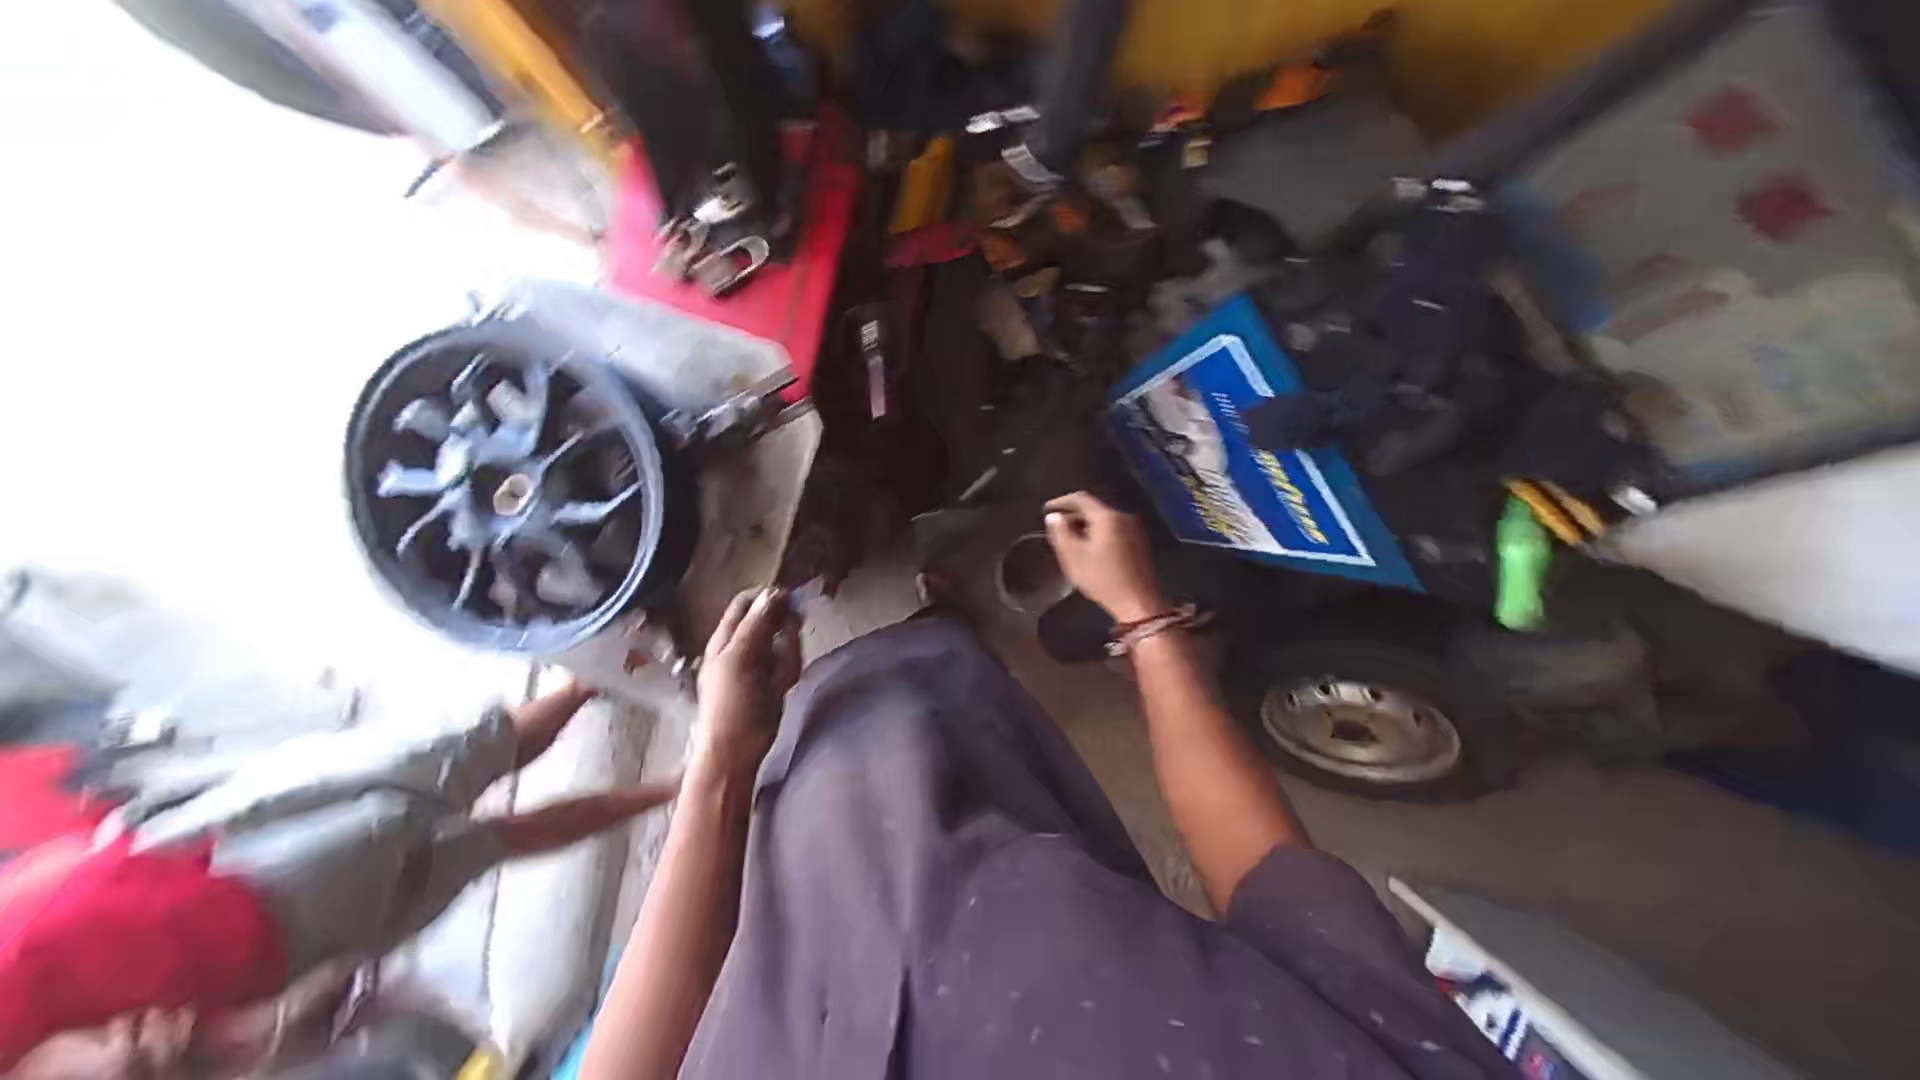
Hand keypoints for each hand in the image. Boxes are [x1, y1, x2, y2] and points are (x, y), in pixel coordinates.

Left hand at [693, 587, 801, 776]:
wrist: (735, 752)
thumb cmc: (730, 705)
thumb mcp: (740, 658)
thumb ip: (756, 624)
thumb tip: (774, 592)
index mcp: (725, 637)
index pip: (747, 602)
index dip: (767, 597)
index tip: (789, 601)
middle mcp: (743, 644)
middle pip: (772, 619)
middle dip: (784, 630)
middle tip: (785, 646)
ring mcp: (760, 662)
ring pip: (785, 641)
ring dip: (788, 654)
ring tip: (779, 677)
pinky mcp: (774, 680)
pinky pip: (789, 662)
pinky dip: (789, 670)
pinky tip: (782, 685)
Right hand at [1043, 492, 1170, 623]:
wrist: (1139, 601)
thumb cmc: (1102, 578)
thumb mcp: (1074, 556)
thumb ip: (1060, 532)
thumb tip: (1053, 516)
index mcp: (1107, 517)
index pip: (1081, 499)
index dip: (1061, 502)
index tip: (1046, 510)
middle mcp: (1123, 517)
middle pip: (1094, 509)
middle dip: (1073, 516)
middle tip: (1056, 528)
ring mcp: (1134, 529)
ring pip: (1104, 520)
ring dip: (1085, 526)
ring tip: (1070, 540)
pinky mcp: (1139, 542)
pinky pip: (1113, 529)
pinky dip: (1098, 533)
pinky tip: (1089, 548)